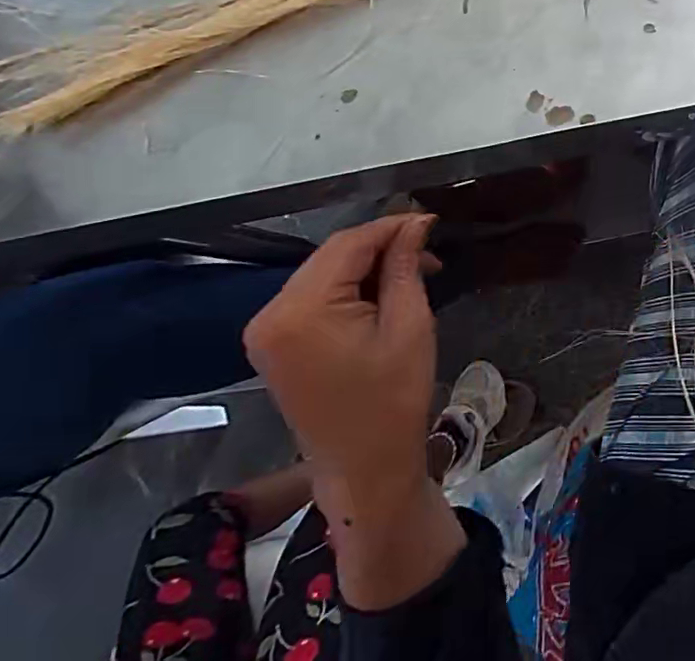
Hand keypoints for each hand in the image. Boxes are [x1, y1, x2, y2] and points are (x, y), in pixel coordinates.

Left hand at [244, 214, 440, 485]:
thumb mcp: (409, 327)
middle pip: (331, 256)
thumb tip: (414, 224)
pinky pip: (312, 297)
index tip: (428, 222)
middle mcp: (271, 314)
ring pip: (322, 273)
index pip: (347, 245)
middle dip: (379, 247)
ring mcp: (266, 331)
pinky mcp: (273, 344)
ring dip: (365, 268)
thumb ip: (405, 267)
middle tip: (425, 250)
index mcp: (301, 311)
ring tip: (411, 272)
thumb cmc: (394, 404)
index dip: (390, 227)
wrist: (365, 473)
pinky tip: (380, 292)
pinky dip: (346, 289)